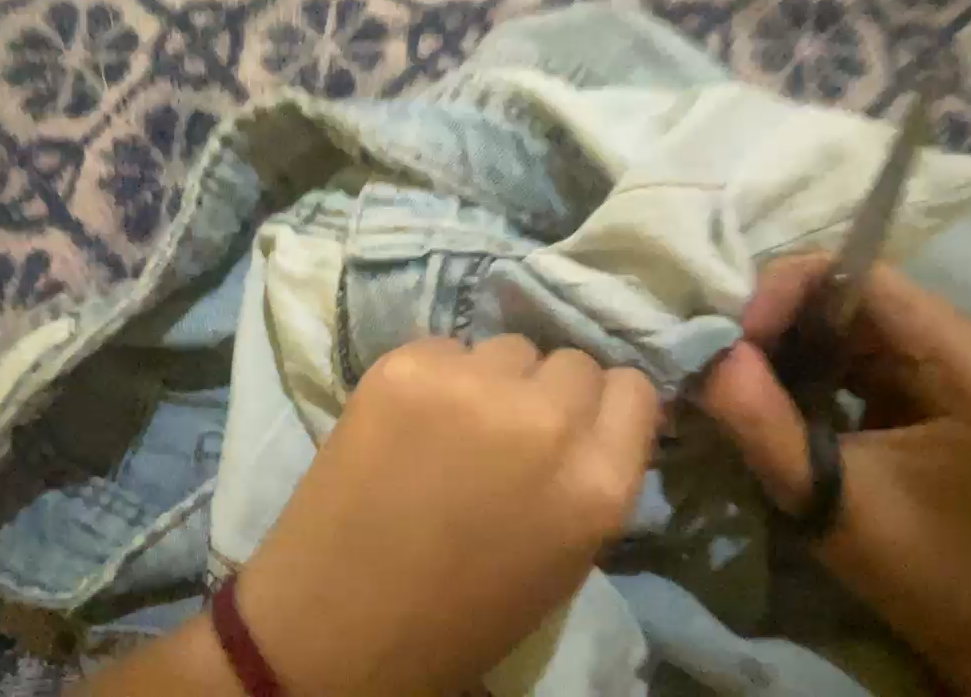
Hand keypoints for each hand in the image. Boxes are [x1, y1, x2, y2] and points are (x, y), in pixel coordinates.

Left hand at [235, 335, 660, 694]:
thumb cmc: (462, 610)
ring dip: (493, 378)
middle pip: (571, 360)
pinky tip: (410, 419)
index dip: (604, 403)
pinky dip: (437, 375)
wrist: (338, 624)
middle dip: (548, 390)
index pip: (632, 389)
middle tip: (511, 425)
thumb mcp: (564, 557)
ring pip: (507, 346)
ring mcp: (470, 385)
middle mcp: (544, 420)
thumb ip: (591, 475)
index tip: (580, 417)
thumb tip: (596, 415)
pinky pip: (446, 347)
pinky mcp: (405, 366)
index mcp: (597, 482)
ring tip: (455, 424)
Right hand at [699, 257, 970, 696]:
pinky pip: (872, 333)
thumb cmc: (911, 568)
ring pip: (862, 309)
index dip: (792, 288)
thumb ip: (760, 422)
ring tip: (758, 376)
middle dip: (789, 317)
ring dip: (801, 335)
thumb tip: (713, 352)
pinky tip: (794, 387)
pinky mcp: (956, 368)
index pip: (872, 281)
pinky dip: (822, 351)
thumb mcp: (822, 499)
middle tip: (737, 359)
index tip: (740, 336)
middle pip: (865, 292)